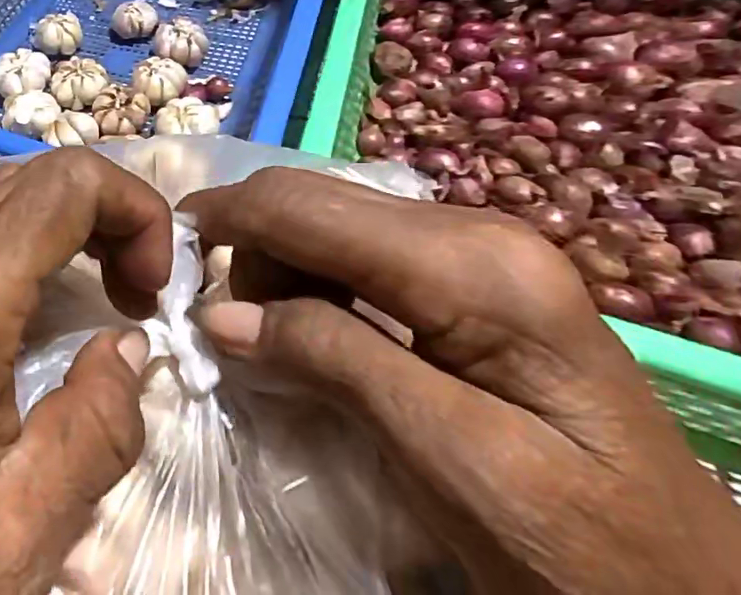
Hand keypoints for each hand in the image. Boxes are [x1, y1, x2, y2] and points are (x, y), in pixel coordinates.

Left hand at [0, 149, 174, 593]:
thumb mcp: (26, 525)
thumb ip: (96, 427)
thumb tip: (128, 344)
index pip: (61, 189)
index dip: (132, 210)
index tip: (153, 290)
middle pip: (32, 177)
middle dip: (106, 212)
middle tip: (136, 294)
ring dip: (59, 214)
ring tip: (94, 281)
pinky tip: (16, 261)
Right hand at [186, 168, 740, 594]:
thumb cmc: (576, 543)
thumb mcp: (449, 457)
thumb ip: (332, 361)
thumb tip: (217, 315)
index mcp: (475, 267)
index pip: (301, 207)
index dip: (219, 220)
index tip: (164, 260)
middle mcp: (473, 230)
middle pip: (305, 198)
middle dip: (244, 246)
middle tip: (222, 320)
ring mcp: (473, 247)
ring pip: (318, 216)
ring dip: (272, 267)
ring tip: (271, 338)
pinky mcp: (463, 270)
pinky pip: (347, 245)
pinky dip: (304, 278)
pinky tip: (312, 329)